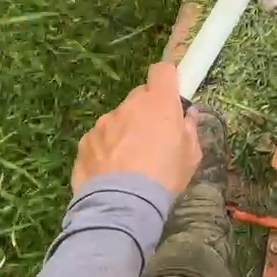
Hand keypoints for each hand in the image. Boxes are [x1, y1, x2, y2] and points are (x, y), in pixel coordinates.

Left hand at [72, 62, 200, 193]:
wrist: (122, 205)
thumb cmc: (164, 177)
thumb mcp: (191, 157)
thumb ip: (189, 130)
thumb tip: (187, 116)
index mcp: (159, 103)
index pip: (162, 71)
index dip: (167, 79)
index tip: (170, 96)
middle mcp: (129, 105)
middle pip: (140, 96)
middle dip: (147, 111)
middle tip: (153, 137)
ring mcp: (104, 122)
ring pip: (119, 118)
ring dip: (125, 131)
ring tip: (129, 162)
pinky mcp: (85, 141)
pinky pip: (100, 138)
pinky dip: (106, 149)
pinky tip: (111, 172)